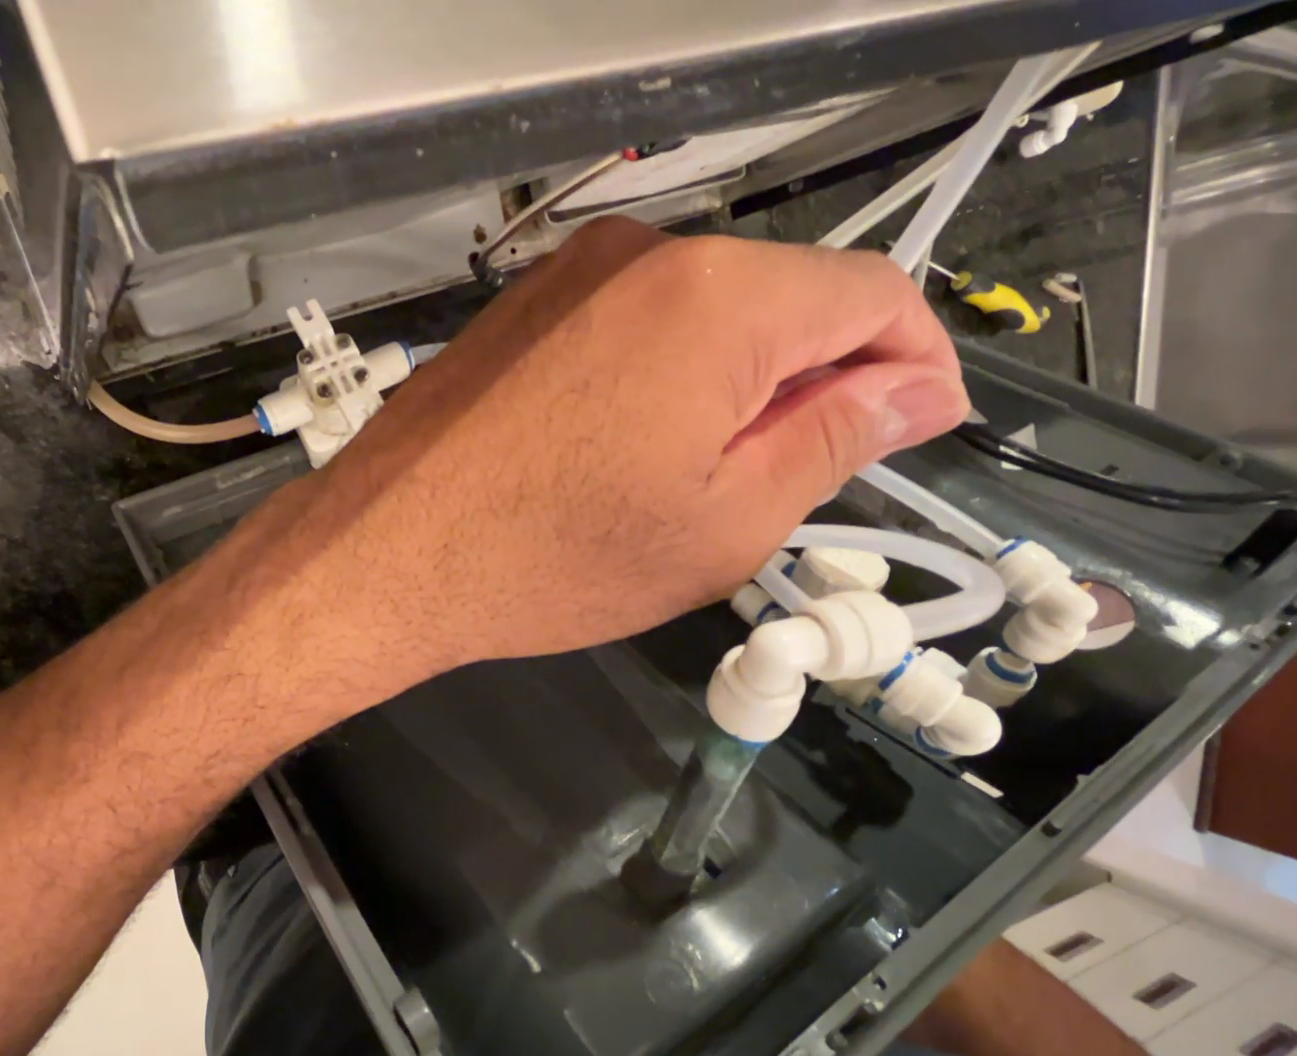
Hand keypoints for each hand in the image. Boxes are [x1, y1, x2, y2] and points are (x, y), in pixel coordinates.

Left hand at [294, 219, 967, 675]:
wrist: (383, 552)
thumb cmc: (550, 558)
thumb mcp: (723, 523)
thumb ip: (833, 439)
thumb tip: (911, 390)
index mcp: (716, 298)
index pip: (875, 293)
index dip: (913, 362)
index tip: (908, 432)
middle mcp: (644, 256)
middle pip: (786, 296)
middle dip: (816, 378)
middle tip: (793, 476)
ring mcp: (573, 272)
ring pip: (709, 310)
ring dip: (737, 380)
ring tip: (696, 475)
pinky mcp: (526, 303)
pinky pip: (635, 321)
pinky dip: (666, 373)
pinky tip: (629, 447)